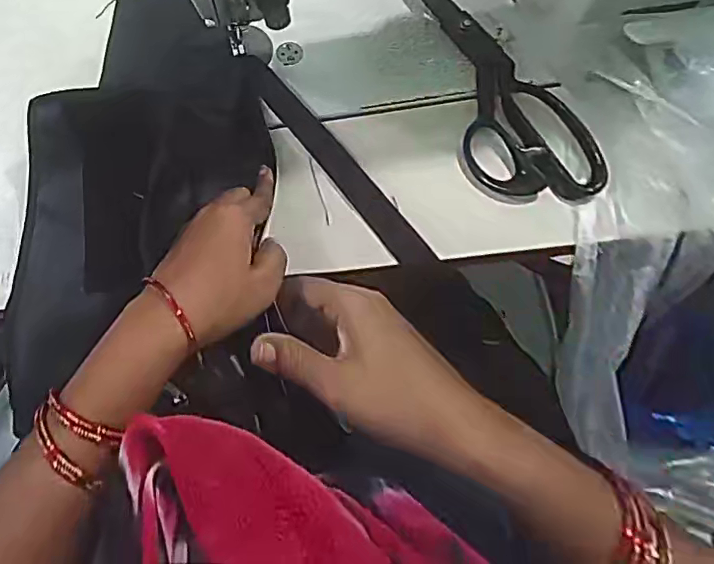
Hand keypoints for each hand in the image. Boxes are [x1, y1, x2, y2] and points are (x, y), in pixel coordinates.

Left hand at [147, 167, 286, 345]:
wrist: (170, 314)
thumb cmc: (217, 299)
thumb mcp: (265, 285)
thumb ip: (276, 257)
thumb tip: (271, 247)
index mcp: (235, 216)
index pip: (258, 196)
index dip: (267, 186)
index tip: (267, 174)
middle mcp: (212, 214)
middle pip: (237, 198)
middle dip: (251, 207)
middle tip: (265, 230)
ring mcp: (194, 226)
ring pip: (221, 213)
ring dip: (234, 224)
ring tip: (247, 251)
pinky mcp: (182, 241)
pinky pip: (208, 228)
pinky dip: (220, 236)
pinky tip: (226, 260)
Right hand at [250, 277, 485, 455]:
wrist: (461, 430)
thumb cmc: (403, 403)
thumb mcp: (335, 385)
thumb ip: (292, 360)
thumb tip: (258, 345)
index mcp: (352, 301)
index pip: (297, 284)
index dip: (271, 301)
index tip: (251, 319)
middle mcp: (367, 302)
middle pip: (314, 299)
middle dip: (288, 320)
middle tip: (266, 345)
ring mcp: (381, 320)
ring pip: (331, 316)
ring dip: (309, 334)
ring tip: (288, 359)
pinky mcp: (390, 339)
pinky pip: (348, 329)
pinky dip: (330, 343)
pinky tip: (324, 371)